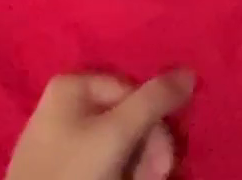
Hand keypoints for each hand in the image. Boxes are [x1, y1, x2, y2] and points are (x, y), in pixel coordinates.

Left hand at [5, 70, 194, 179]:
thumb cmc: (73, 176)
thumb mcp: (118, 134)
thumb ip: (156, 99)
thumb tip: (189, 72)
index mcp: (71, 85)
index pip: (135, 91)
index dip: (155, 123)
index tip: (165, 160)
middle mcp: (61, 105)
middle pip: (125, 117)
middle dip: (147, 148)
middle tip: (155, 177)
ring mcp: (54, 141)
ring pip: (114, 143)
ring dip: (136, 165)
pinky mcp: (52, 173)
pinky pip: (95, 163)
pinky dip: (115, 175)